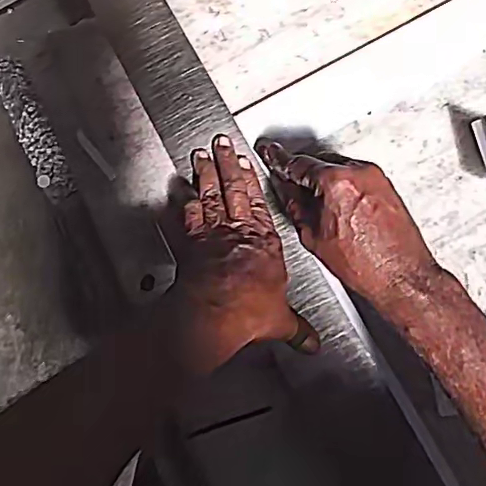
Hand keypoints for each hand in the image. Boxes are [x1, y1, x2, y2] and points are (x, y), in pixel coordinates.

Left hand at [168, 134, 319, 373]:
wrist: (216, 312)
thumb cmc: (247, 309)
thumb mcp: (280, 320)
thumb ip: (296, 329)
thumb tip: (311, 342)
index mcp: (263, 242)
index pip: (257, 203)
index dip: (250, 180)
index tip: (246, 163)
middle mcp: (237, 232)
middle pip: (231, 189)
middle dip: (226, 164)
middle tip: (221, 143)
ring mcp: (212, 234)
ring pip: (208, 196)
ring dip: (204, 174)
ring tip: (201, 155)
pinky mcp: (190, 244)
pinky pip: (184, 218)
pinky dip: (178, 202)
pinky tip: (175, 188)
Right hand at [257, 141, 446, 308]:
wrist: (402, 276)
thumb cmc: (366, 266)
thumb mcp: (315, 238)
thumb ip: (296, 206)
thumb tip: (287, 192)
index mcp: (337, 182)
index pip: (300, 164)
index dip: (280, 161)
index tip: (271, 154)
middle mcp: (359, 173)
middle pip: (319, 161)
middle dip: (303, 174)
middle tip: (289, 186)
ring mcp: (375, 177)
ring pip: (338, 168)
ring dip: (323, 180)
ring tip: (317, 206)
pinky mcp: (385, 185)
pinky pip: (354, 176)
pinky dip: (341, 185)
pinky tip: (336, 206)